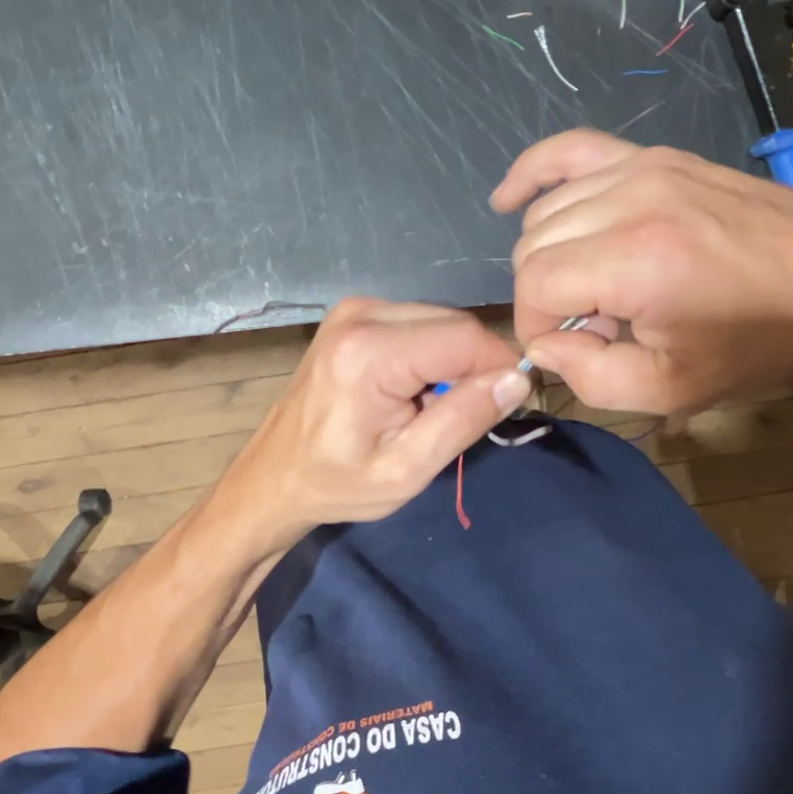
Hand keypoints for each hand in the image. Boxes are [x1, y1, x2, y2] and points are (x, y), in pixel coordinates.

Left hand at [213, 299, 529, 553]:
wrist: (276, 478)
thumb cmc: (338, 484)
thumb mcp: (407, 470)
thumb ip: (463, 420)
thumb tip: (516, 379)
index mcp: (369, 353)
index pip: (467, 337)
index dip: (498, 369)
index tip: (501, 408)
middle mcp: (361, 315)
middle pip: (454, 324)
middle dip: (472, 368)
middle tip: (457, 418)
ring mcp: (354, 309)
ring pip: (439, 321)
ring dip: (449, 364)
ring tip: (426, 411)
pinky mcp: (353, 314)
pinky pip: (416, 323)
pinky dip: (427, 357)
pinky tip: (407, 394)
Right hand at [489, 129, 792, 414]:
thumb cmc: (751, 347)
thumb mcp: (666, 390)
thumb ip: (586, 375)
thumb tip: (542, 344)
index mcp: (636, 260)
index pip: (534, 286)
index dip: (534, 328)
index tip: (567, 352)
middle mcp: (632, 200)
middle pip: (533, 247)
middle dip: (543, 298)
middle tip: (591, 328)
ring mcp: (645, 167)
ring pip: (548, 211)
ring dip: (550, 258)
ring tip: (593, 290)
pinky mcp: (658, 157)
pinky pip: (573, 151)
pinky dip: (535, 174)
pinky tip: (509, 199)